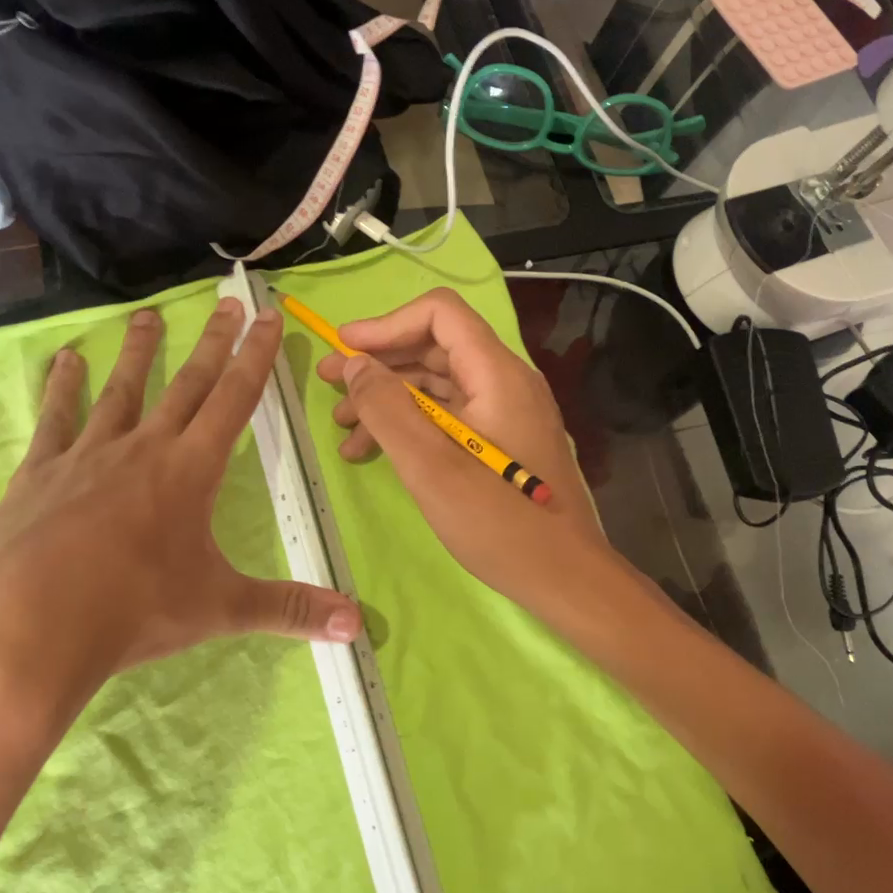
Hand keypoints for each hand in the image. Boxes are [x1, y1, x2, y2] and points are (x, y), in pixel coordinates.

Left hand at [0, 299, 361, 784]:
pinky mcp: (40, 472)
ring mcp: (87, 454)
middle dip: (212, 342)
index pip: (234, 400)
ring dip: (139, 351)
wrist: (26, 626)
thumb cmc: (133, 610)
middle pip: (186, 383)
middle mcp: (143, 447)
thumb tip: (358, 625)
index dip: (256, 357)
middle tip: (225, 302)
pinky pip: (56, 417)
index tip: (266, 316)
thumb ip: (289, 608)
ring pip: (121, 390)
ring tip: (148, 315)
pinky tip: (65, 360)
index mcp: (191, 470)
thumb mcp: (219, 609)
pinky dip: (62, 386)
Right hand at [315, 288, 619, 612]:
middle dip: (378, 363)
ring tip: (341, 428)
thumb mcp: (430, 466)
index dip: (387, 324)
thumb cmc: (499, 522)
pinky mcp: (500, 441)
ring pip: (436, 385)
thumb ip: (387, 409)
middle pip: (434, 347)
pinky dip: (409, 426)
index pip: (440, 314)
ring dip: (387, 399)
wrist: (565, 578)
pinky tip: (370, 453)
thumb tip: (354, 365)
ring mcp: (505, 412)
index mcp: (496, 374)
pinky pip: (447, 416)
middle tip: (327, 384)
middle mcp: (504, 382)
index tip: (344, 349)